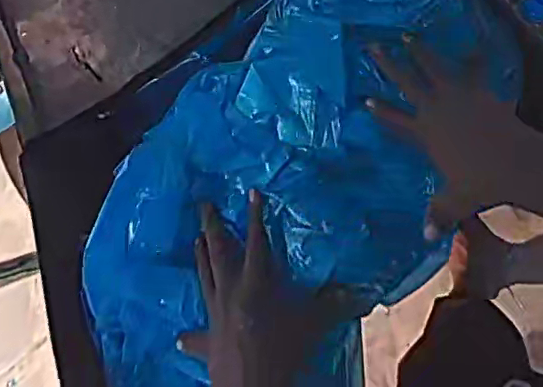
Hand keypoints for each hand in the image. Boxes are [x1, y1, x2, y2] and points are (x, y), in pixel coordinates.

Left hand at [181, 190, 339, 386]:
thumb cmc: (282, 351)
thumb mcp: (314, 323)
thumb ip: (335, 303)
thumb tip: (362, 289)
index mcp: (256, 280)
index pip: (256, 239)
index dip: (255, 214)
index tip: (252, 191)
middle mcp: (231, 290)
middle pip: (219, 252)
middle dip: (212, 226)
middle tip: (204, 205)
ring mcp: (216, 316)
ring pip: (205, 279)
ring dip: (200, 258)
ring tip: (195, 240)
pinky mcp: (208, 344)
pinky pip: (196, 337)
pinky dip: (190, 336)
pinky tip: (180, 336)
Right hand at [369, 39, 535, 238]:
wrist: (512, 161)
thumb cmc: (480, 184)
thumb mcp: (456, 202)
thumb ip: (439, 214)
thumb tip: (424, 236)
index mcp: (425, 134)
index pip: (395, 121)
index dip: (380, 110)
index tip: (366, 97)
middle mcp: (435, 108)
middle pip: (406, 81)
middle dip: (388, 63)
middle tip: (373, 46)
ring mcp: (456, 94)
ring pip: (433, 65)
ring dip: (420, 50)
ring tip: (408, 36)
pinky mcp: (478, 88)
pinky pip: (475, 66)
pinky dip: (474, 54)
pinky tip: (472, 42)